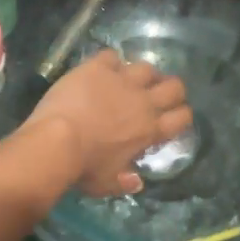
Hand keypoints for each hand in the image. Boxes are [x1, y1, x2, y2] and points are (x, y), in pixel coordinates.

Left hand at [26, 50, 192, 196]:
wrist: (57, 140)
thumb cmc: (83, 167)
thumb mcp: (106, 184)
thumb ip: (124, 182)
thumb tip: (136, 182)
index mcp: (149, 131)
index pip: (182, 118)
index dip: (182, 116)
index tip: (173, 118)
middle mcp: (142, 102)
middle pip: (174, 86)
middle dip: (171, 89)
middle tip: (158, 94)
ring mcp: (121, 80)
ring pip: (146, 67)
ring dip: (143, 74)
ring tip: (132, 80)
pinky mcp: (97, 67)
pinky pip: (111, 56)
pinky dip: (109, 62)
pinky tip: (102, 69)